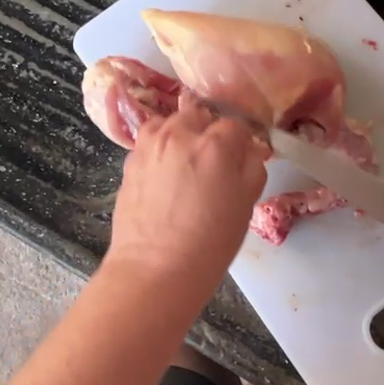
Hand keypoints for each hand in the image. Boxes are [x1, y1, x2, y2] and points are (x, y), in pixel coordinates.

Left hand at [105, 97, 267, 294]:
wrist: (154, 269)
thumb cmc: (209, 244)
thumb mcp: (245, 205)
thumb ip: (252, 168)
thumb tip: (250, 150)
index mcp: (215, 145)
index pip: (236, 125)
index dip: (241, 141)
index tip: (241, 158)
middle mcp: (180, 134)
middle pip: (200, 114)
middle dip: (209, 131)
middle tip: (214, 160)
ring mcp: (150, 145)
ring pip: (171, 121)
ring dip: (181, 133)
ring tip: (186, 162)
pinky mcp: (130, 159)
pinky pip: (150, 140)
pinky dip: (160, 146)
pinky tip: (165, 173)